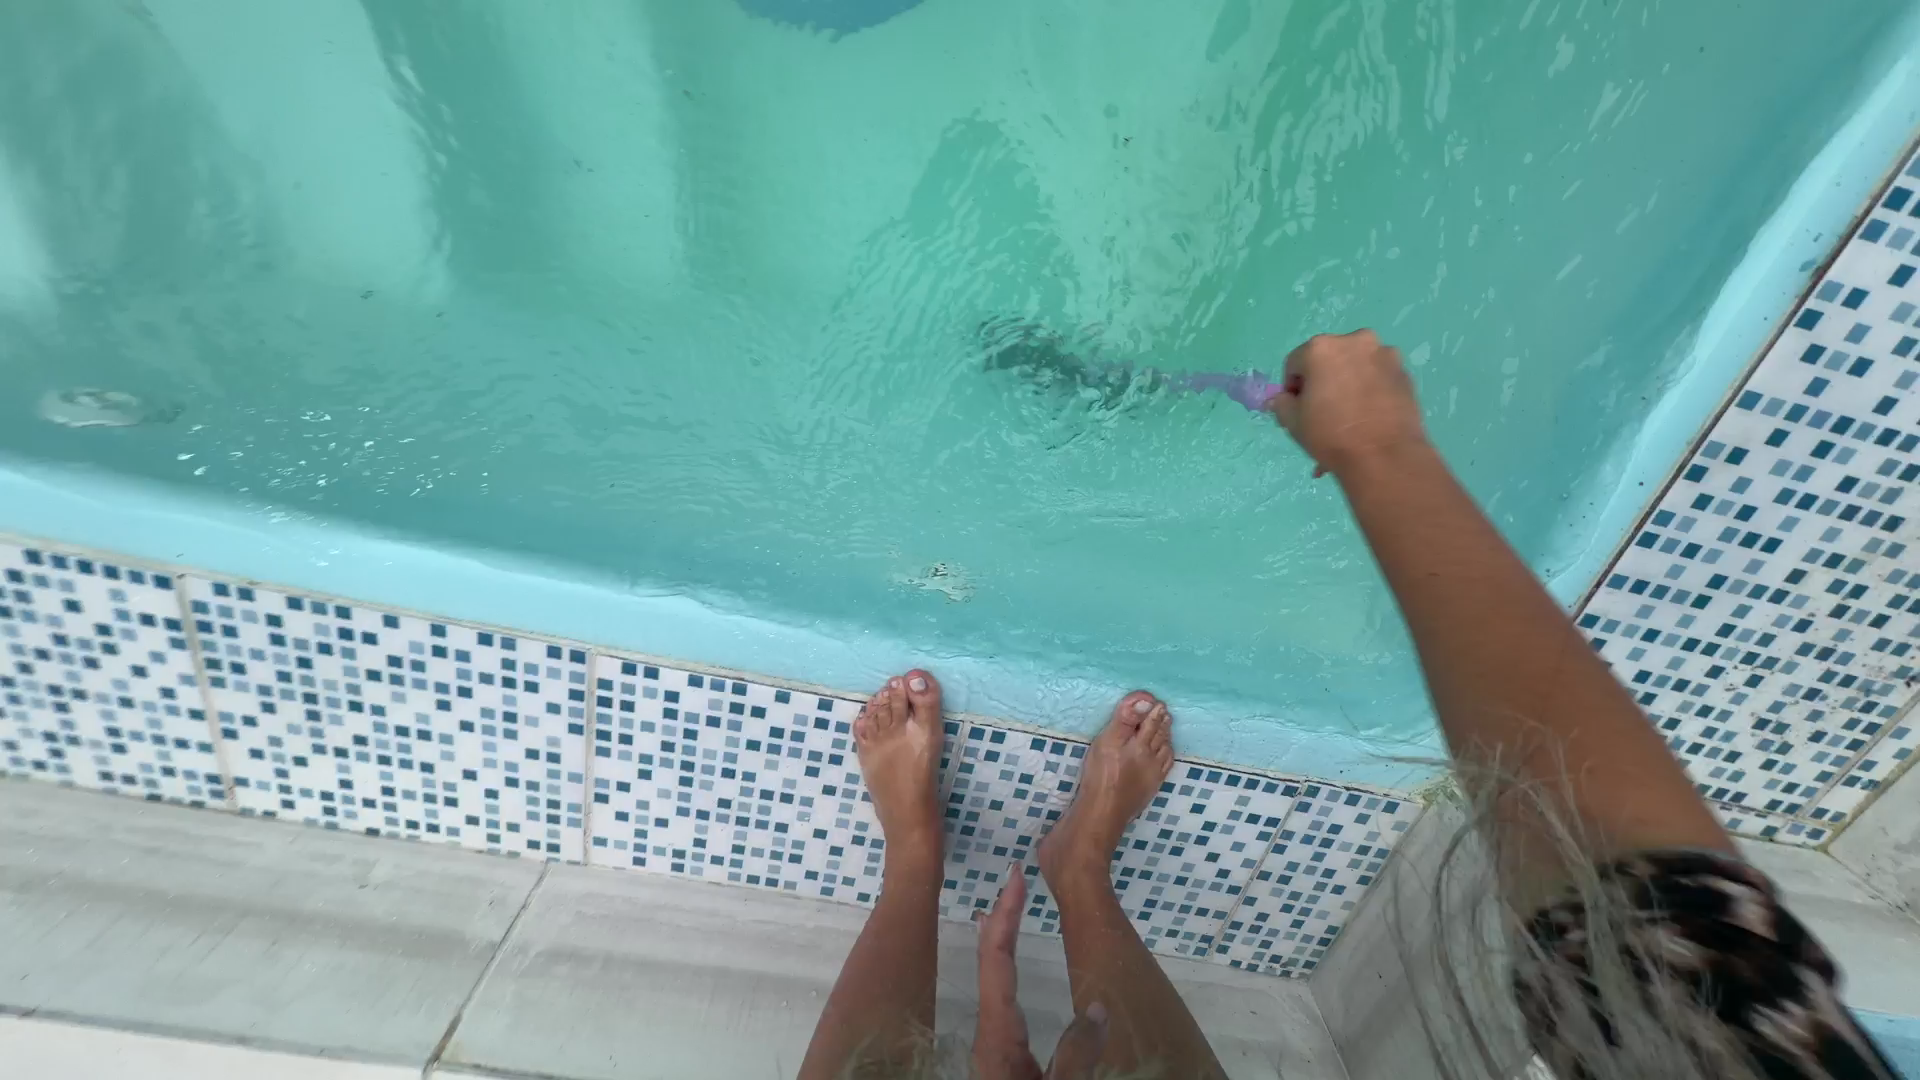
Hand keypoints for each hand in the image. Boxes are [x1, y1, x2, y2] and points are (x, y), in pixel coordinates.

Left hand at [973, 864, 1107, 1079]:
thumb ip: (1078, 1056)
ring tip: (1006, 904)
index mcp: (998, 1038)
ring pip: (992, 978)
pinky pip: (999, 998)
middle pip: (991, 960)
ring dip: (1000, 936)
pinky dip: (1002, 967)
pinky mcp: (1001, 1060)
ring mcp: (993, 1046)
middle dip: (1002, 914)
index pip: (998, 960)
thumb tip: (1099, 1009)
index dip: (1006, 913)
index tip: (1015, 875)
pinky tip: (1003, 963)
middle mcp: (990, 1034)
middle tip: (1014, 876)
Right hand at [1267, 329, 1427, 478]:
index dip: (1292, 388)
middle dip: (1322, 382)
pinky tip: (1367, 417)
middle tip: (1321, 411)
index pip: (1294, 363)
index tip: (1297, 410)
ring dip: (1346, 386)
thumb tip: (1284, 398)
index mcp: (1321, 348)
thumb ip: (1281, 403)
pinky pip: (1377, 378)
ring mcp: (1384, 355)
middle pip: (1328, 360)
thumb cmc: (1330, 434)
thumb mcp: (1291, 422)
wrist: (1383, 455)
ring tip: (1346, 418)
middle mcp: (1355, 341)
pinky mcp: (1405, 372)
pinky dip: (1368, 392)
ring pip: (1355, 368)